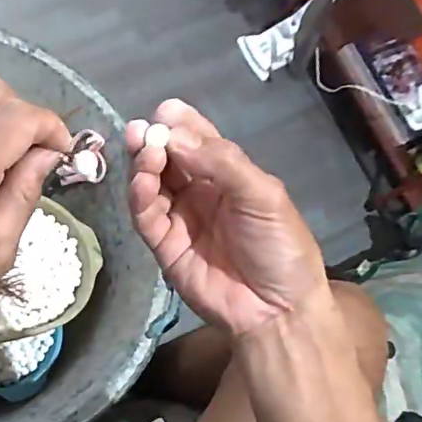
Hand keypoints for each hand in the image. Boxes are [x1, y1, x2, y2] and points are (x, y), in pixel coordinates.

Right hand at [126, 99, 326, 336]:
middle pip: (167, 161)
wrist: (276, 308)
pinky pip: (146, 218)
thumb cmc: (281, 247)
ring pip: (151, 186)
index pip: (196, 142)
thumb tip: (173, 137)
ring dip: (143, 167)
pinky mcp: (164, 248)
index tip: (164, 112)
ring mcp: (179, 220)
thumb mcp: (263, 196)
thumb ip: (221, 164)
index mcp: (227, 176)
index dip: (179, 125)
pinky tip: (142, 182)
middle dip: (153, 143)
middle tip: (141, 131)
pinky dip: (140, 198)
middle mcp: (198, 193)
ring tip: (144, 154)